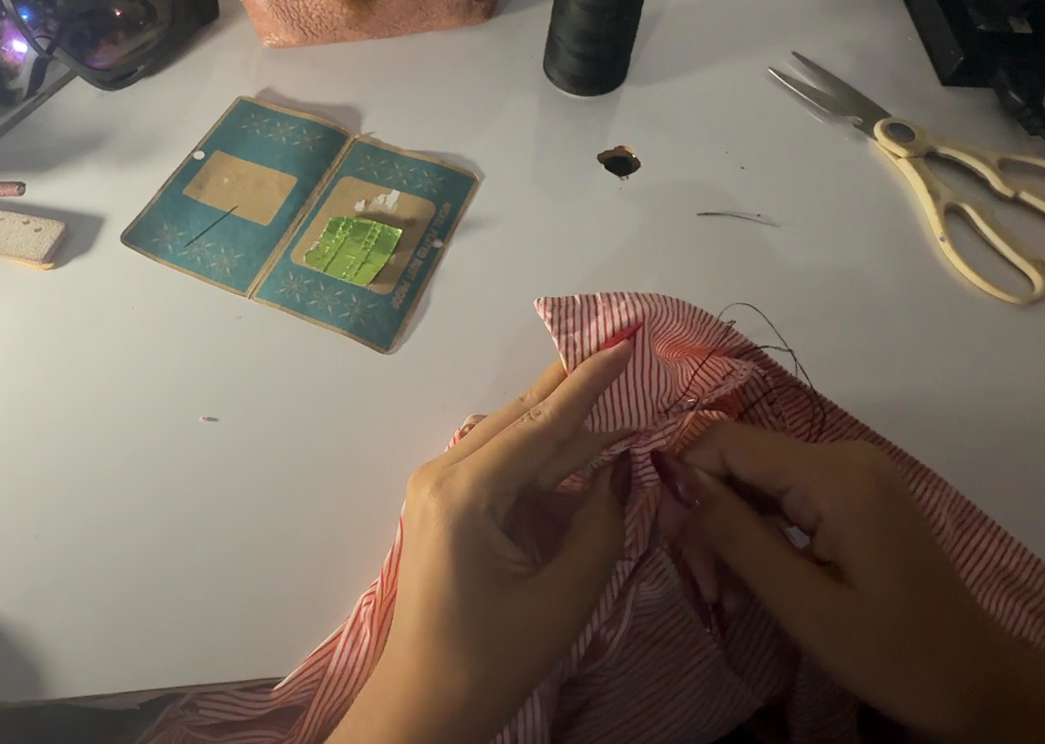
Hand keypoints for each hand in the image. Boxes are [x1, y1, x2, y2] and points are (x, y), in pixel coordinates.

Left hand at [326, 334, 637, 743]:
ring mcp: (437, 483)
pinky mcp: (443, 498)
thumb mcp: (562, 598)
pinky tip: (576, 450)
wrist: (423, 702)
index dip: (587, 382)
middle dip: (572, 386)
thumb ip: (599, 525)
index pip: (540, 424)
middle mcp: (443, 472)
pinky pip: (500, 463)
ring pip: (511, 437)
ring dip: (561, 425)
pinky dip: (541, 457)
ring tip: (609, 393)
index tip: (621, 342)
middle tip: (616, 347)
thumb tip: (621, 467)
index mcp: (465, 492)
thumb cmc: (491, 659)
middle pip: (521, 420)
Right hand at [666, 422, 1044, 742]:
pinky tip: (754, 565)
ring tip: (725, 585)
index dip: (686, 482)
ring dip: (728, 521)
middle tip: (704, 582)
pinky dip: (756, 522)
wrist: (982, 686)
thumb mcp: (804, 606)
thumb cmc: (896, 656)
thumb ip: (735, 533)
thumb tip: (671, 473)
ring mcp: (851, 466)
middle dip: (706, 512)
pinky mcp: (853, 485)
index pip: (725, 441)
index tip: (680, 548)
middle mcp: (842, 453)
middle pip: (738, 457)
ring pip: (754, 472)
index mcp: (836, 476)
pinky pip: (781, 485)